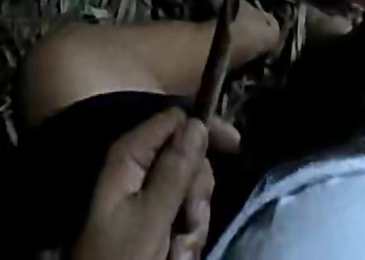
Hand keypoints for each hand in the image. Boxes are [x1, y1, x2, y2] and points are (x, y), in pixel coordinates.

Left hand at [72, 108, 215, 259]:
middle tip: (191, 223)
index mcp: (130, 154)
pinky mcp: (150, 219)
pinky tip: (177, 256)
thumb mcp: (152, 219)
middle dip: (197, 191)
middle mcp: (137, 167)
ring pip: (189, 189)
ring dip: (193, 221)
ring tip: (179, 252)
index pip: (175, 118)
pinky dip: (186, 236)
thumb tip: (198, 122)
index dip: (205, 128)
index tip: (234, 146)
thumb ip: (175, 169)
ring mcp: (144, 194)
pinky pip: (182, 214)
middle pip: (187, 156)